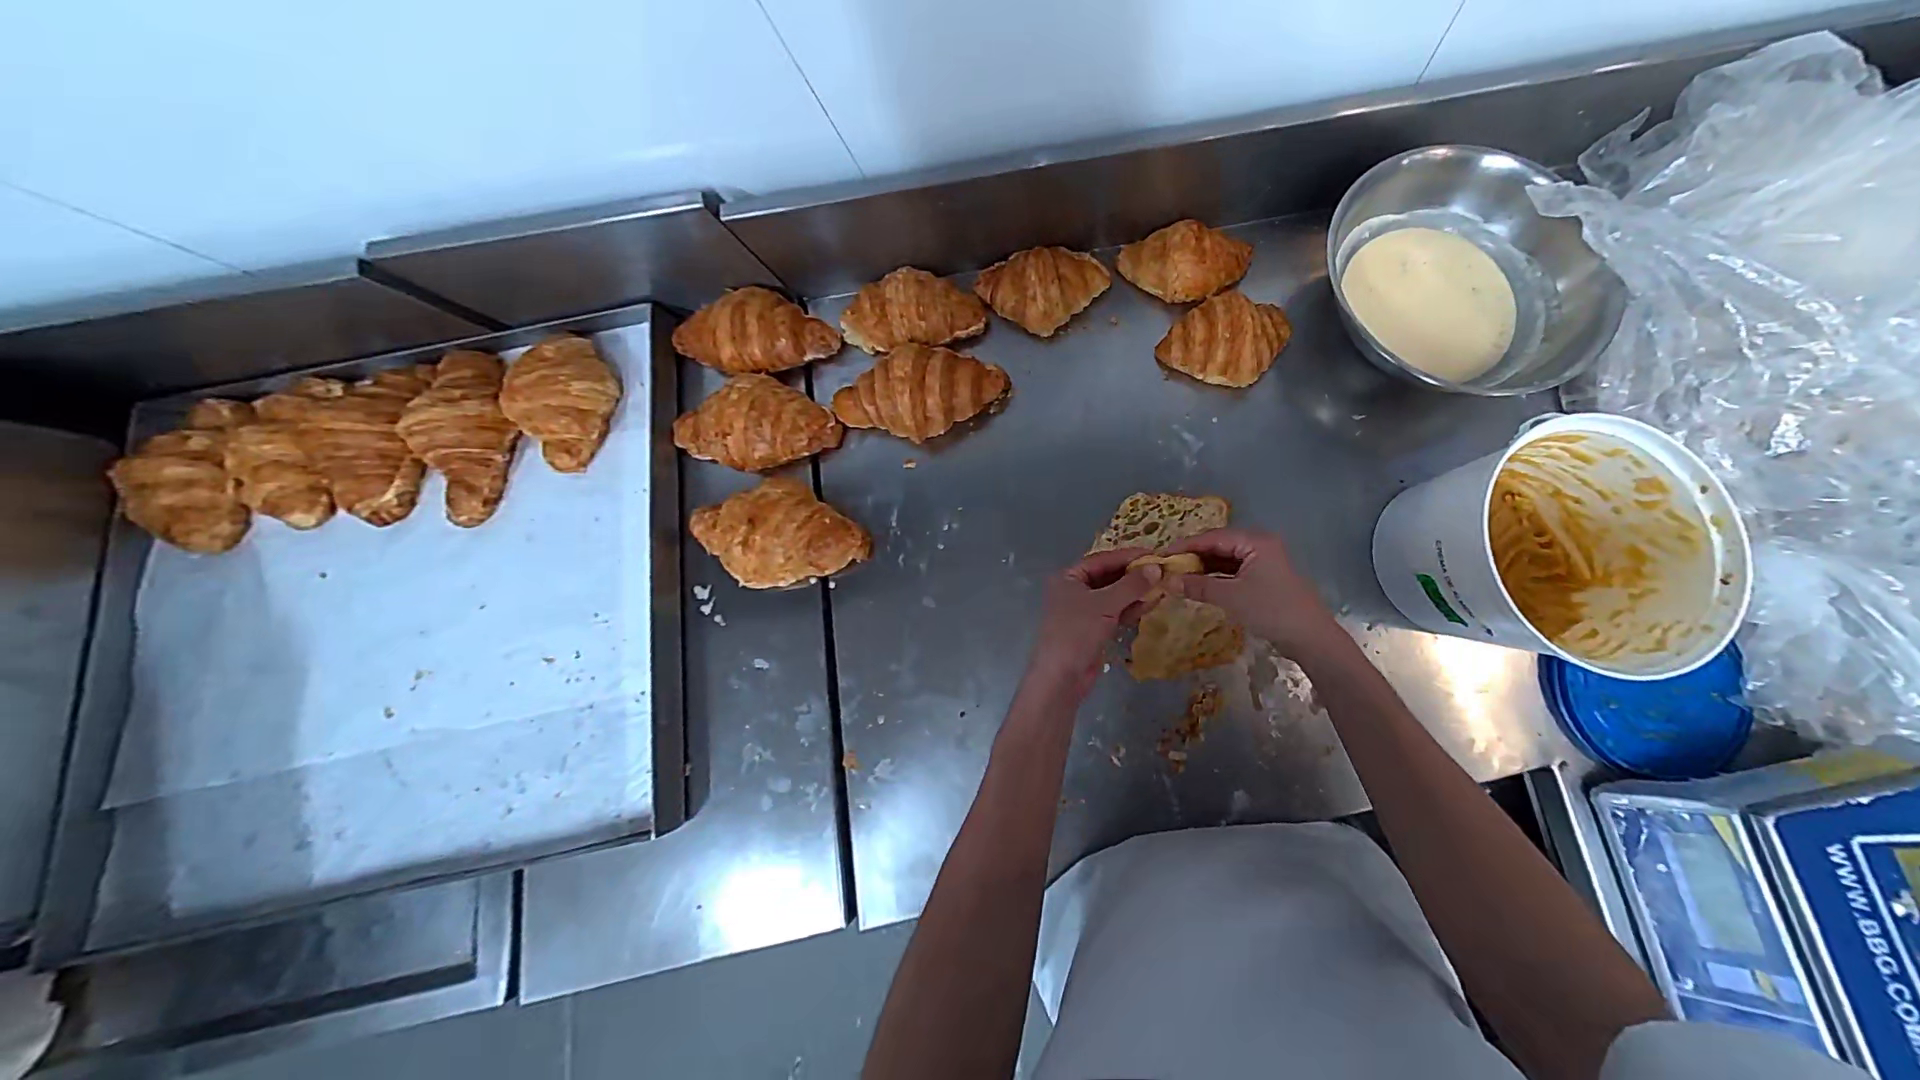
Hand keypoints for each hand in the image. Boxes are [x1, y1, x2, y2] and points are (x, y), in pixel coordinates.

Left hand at [1024, 547, 1157, 698]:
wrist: (1062, 676)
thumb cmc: (1077, 633)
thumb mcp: (1104, 605)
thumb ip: (1131, 585)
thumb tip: (1156, 568)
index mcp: (1069, 577)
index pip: (1103, 559)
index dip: (1129, 556)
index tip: (1156, 554)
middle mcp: (1075, 590)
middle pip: (1109, 576)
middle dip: (1135, 576)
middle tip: (1163, 572)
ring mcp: (1085, 610)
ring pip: (1115, 595)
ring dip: (1136, 593)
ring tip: (1162, 588)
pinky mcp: (1094, 628)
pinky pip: (1116, 612)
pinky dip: (1131, 608)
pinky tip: (1150, 605)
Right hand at [1164, 528, 1340, 656]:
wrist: (1310, 638)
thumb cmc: (1271, 610)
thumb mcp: (1230, 597)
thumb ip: (1197, 586)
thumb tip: (1167, 581)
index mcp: (1255, 541)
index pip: (1212, 537)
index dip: (1185, 546)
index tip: (1161, 556)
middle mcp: (1259, 545)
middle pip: (1218, 546)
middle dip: (1192, 557)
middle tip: (1167, 567)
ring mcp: (1263, 562)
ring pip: (1224, 560)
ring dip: (1202, 568)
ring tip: (1177, 576)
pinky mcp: (1263, 578)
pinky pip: (1232, 571)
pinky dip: (1215, 577)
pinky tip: (1198, 585)